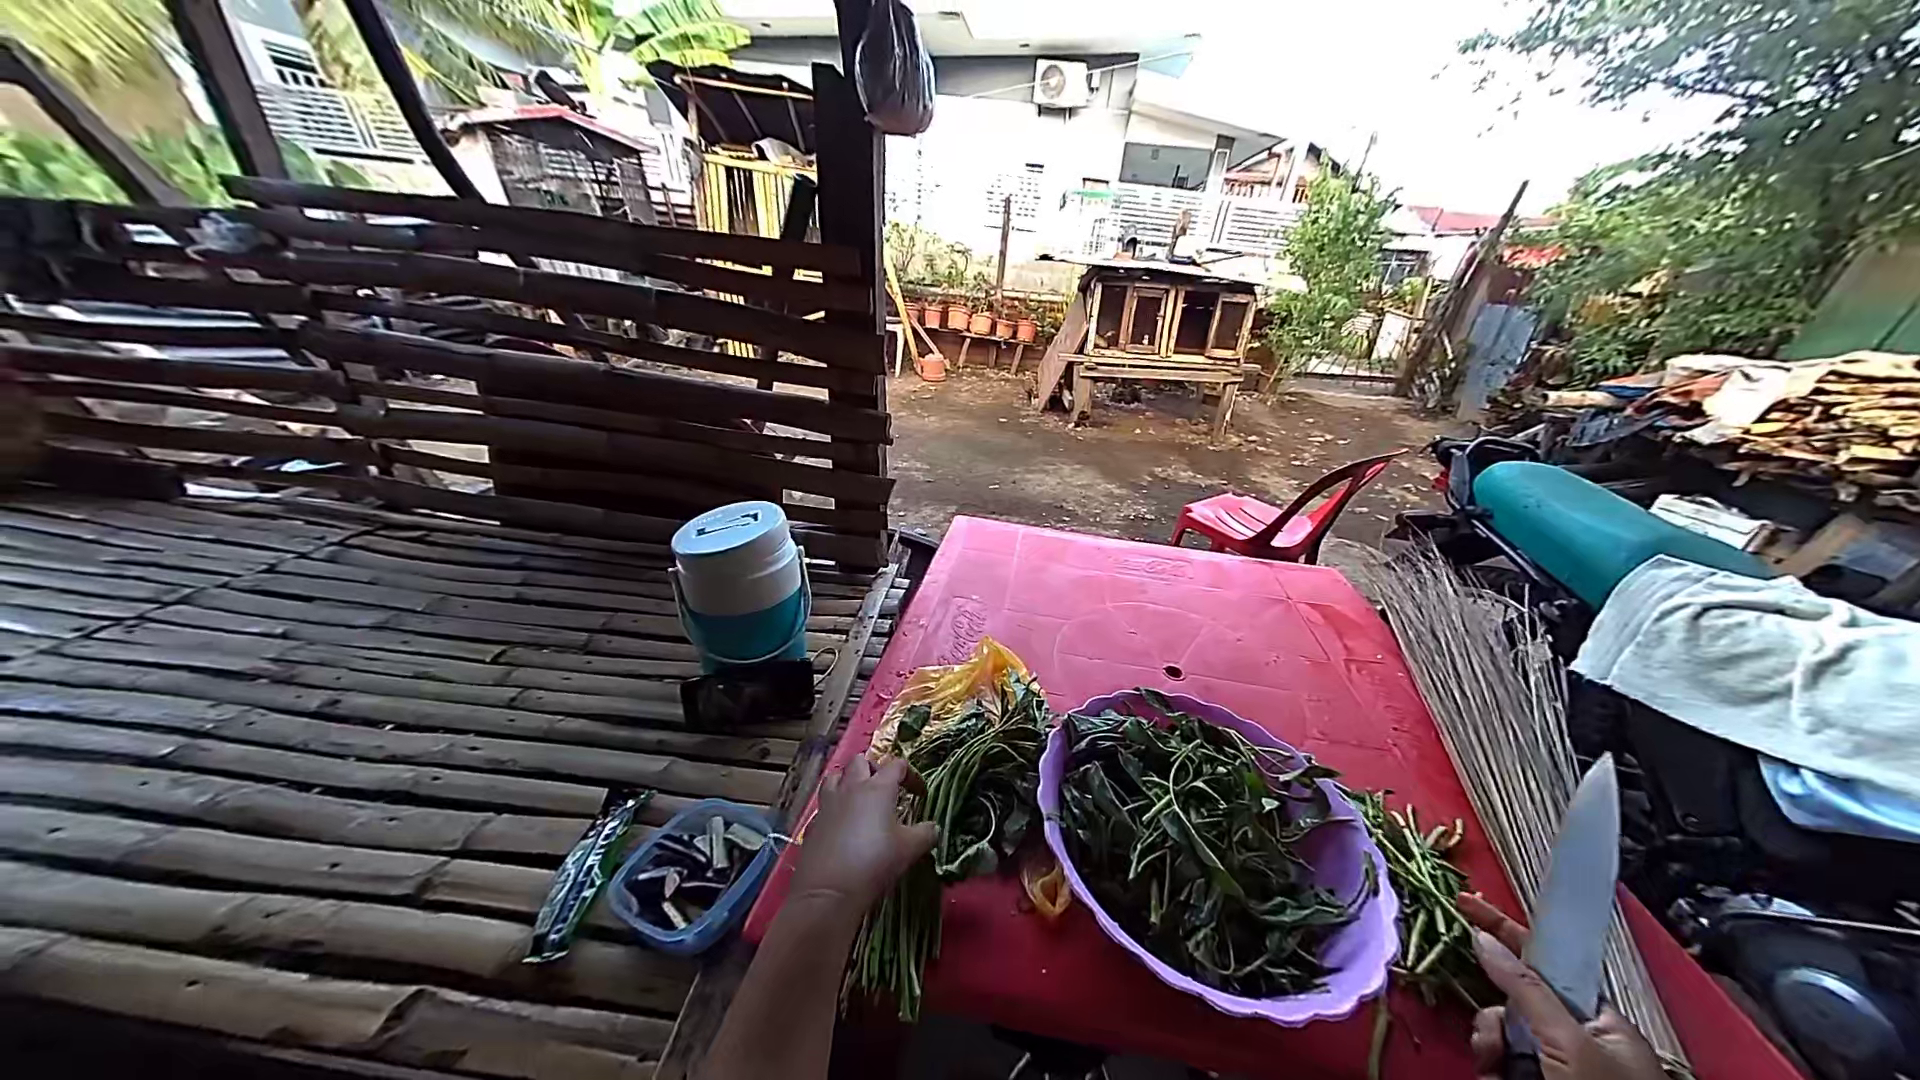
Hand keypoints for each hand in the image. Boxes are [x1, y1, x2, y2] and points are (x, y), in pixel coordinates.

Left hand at [790, 756, 937, 912]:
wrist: (828, 891)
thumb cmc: (874, 862)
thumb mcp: (910, 849)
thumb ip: (926, 834)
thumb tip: (933, 828)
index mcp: (878, 788)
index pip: (896, 765)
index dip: (910, 775)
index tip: (918, 793)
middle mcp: (851, 787)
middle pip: (861, 761)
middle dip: (874, 769)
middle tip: (885, 789)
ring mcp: (828, 803)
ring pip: (836, 775)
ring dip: (848, 780)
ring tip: (859, 797)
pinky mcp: (812, 822)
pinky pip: (824, 803)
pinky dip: (834, 806)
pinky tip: (840, 823)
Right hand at [1458, 893, 1666, 1079]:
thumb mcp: (1569, 1043)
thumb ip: (1525, 987)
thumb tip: (1480, 936)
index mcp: (1600, 1021)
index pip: (1545, 959)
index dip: (1504, 928)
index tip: (1464, 902)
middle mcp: (1578, 1037)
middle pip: (1514, 998)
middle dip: (1492, 1016)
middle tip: (1489, 1044)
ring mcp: (1559, 1063)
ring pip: (1502, 1029)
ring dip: (1489, 1044)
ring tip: (1494, 1069)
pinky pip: (1501, 1058)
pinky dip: (1491, 1065)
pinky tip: (1494, 1076)